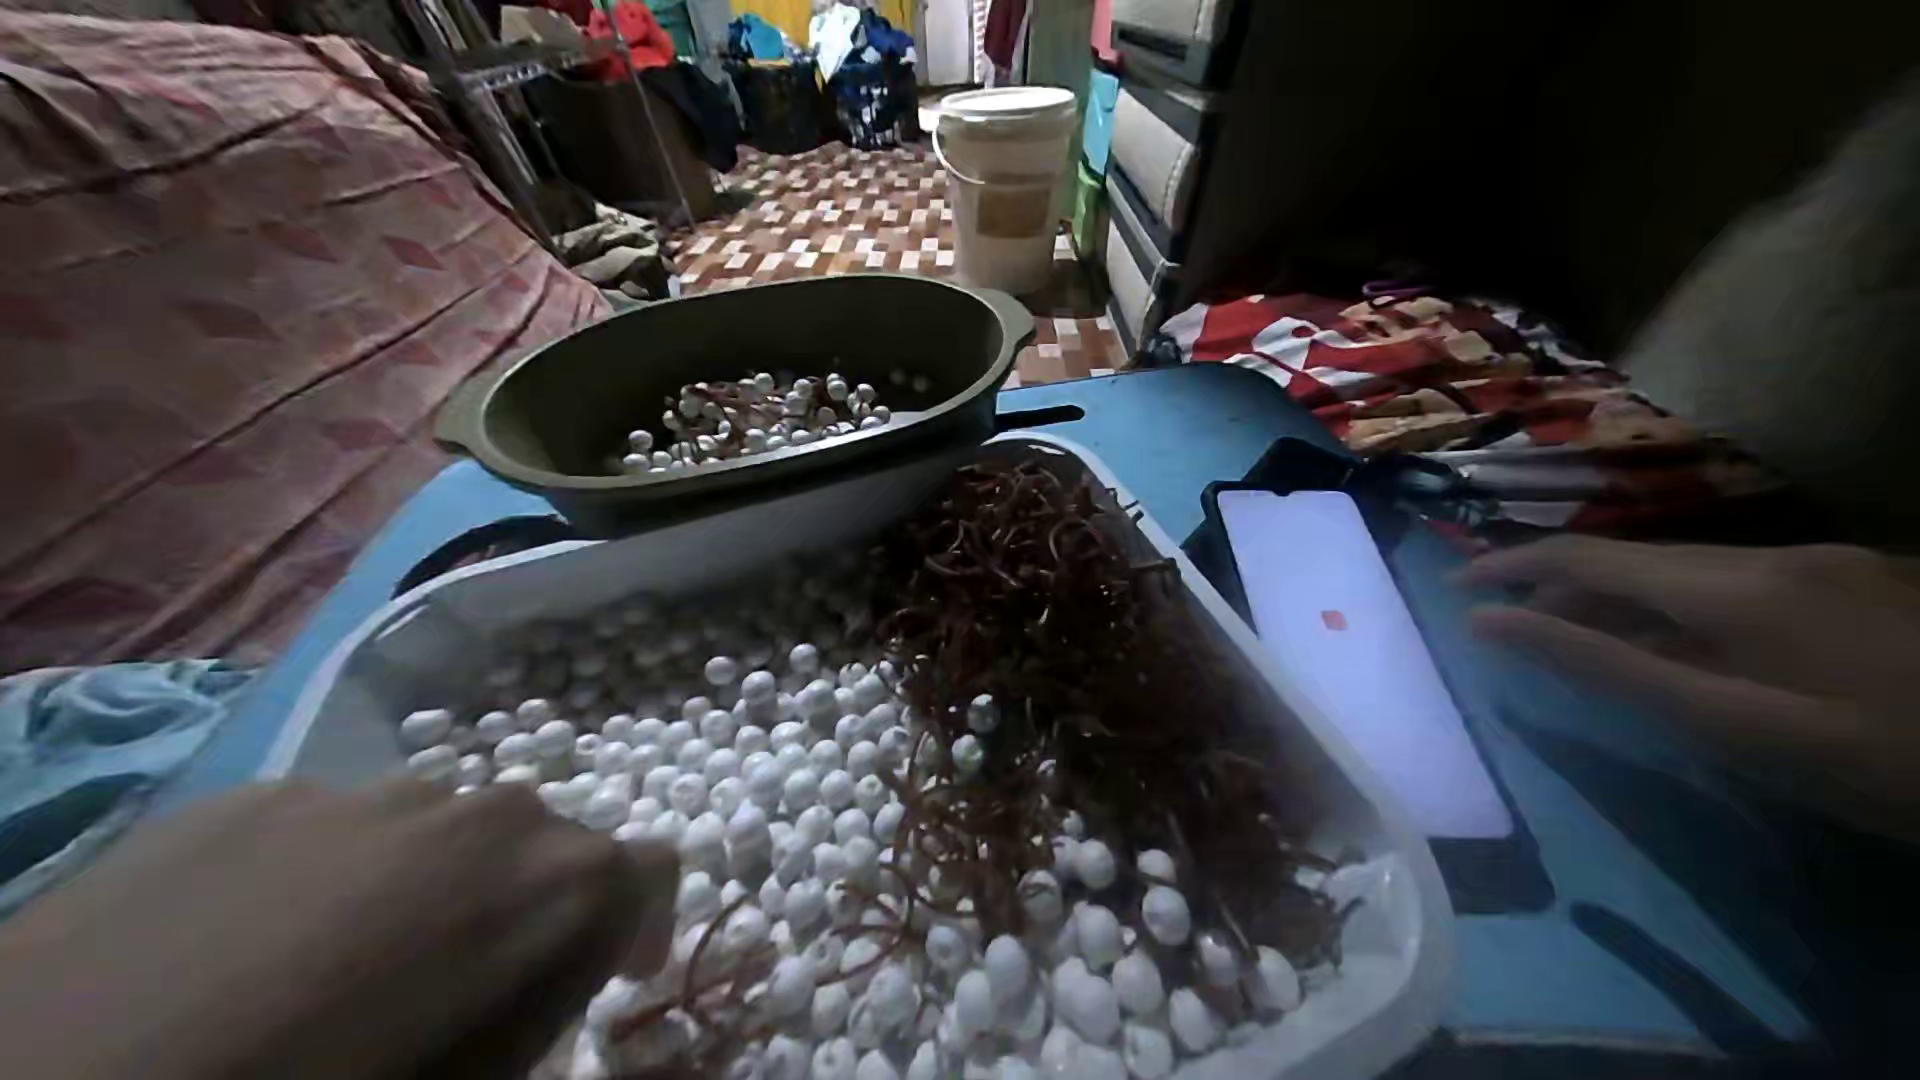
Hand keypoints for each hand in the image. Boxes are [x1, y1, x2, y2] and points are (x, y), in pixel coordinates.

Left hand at [0, 779, 676, 1079]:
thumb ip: (559, 1021)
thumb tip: (608, 1023)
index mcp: (567, 883)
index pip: (654, 870)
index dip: (640, 923)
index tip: (613, 971)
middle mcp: (497, 814)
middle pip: (545, 844)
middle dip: (521, 905)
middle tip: (453, 986)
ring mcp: (376, 794)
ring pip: (442, 828)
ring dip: (424, 885)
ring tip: (333, 969)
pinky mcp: (258, 797)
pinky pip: (331, 826)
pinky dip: (323, 876)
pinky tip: (239, 950)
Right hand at [1462, 537, 1919, 840]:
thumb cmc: (1887, 758)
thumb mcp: (1723, 721)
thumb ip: (1595, 663)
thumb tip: (1487, 622)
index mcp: (1730, 586)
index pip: (1582, 557)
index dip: (1507, 567)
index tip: (1452, 589)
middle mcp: (1769, 558)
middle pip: (1627, 558)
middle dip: (1550, 583)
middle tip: (1499, 619)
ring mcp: (1822, 567)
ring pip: (1676, 571)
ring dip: (1608, 598)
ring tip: (1567, 636)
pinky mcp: (1857, 587)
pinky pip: (1725, 586)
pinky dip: (1668, 609)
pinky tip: (1668, 644)